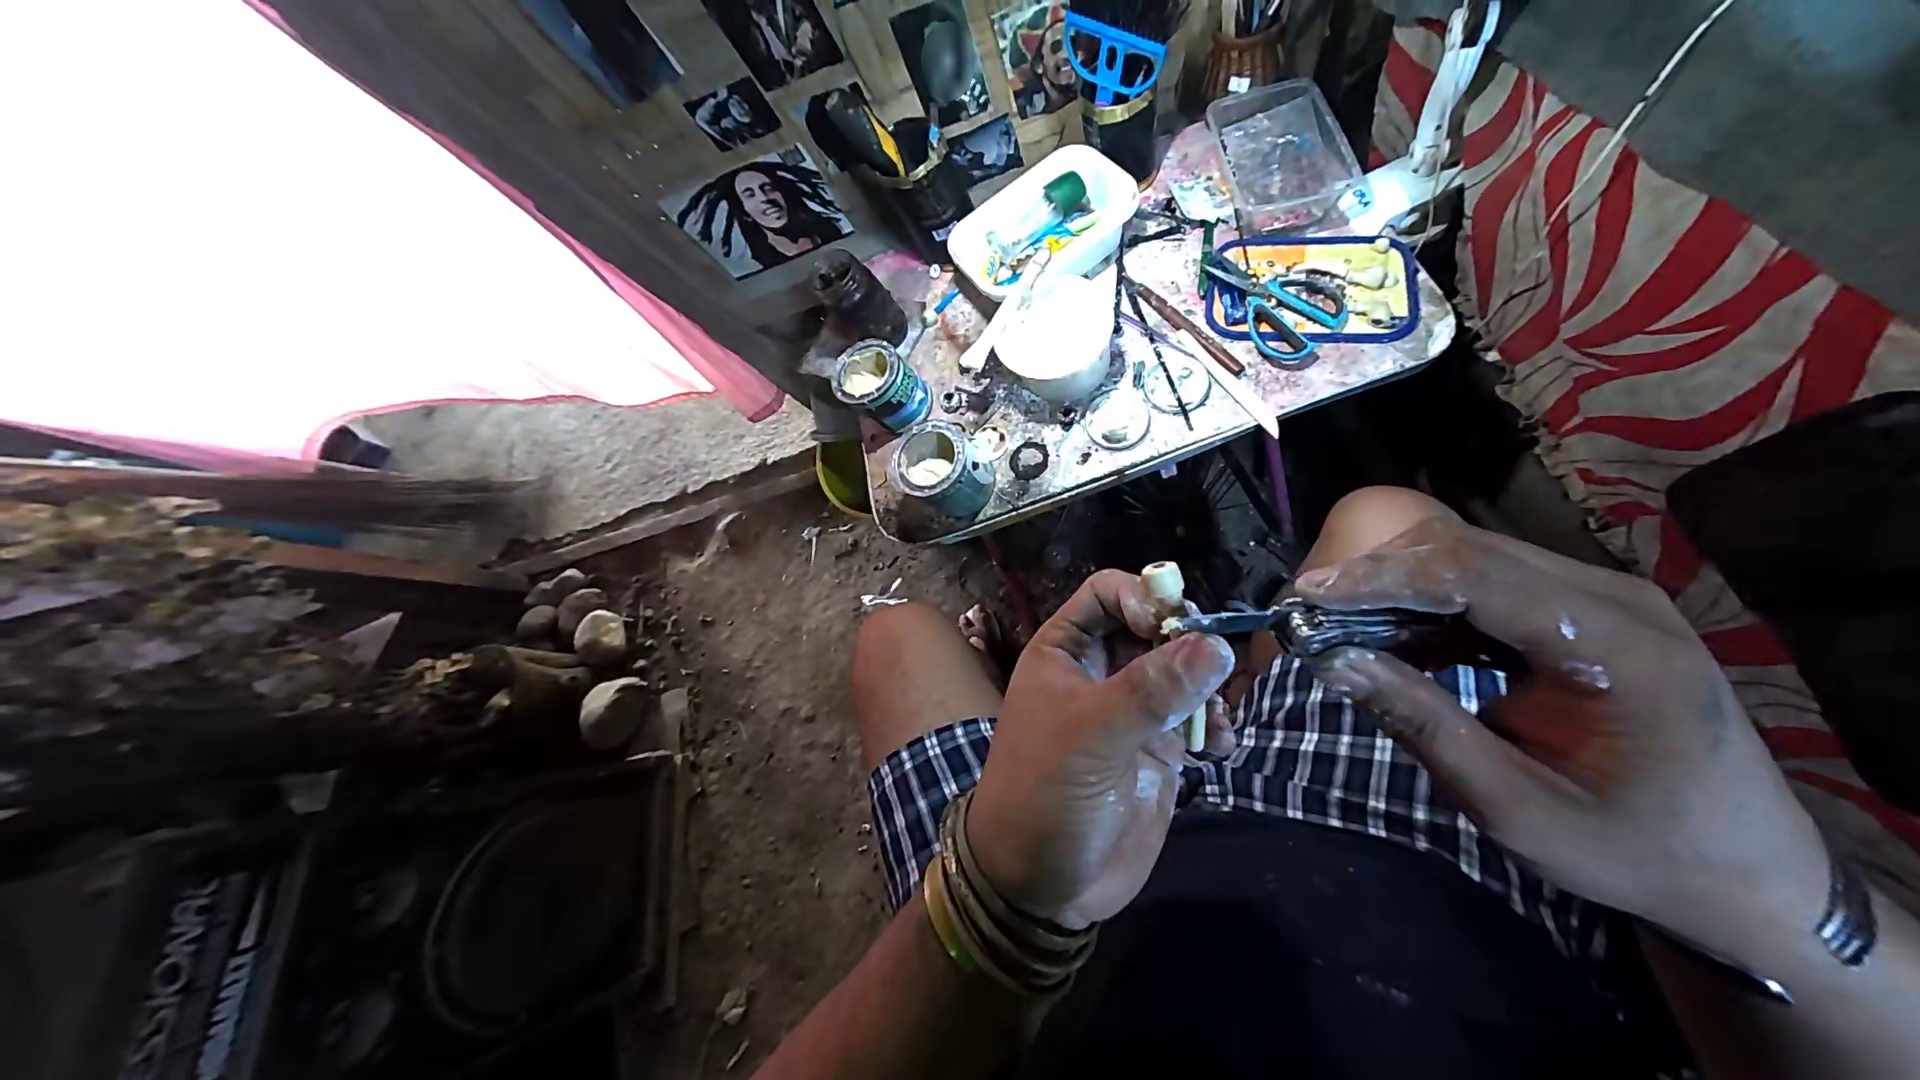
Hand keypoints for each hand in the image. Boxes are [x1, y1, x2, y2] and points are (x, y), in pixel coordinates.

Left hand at [965, 570, 1234, 928]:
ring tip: (1214, 720)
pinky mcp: (1158, 748)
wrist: (1041, 882)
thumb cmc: (1046, 793)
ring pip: (1182, 670)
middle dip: (1188, 641)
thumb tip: (1217, 646)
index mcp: (1065, 651)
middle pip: (1154, 627)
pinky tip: (1219, 745)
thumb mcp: (1092, 734)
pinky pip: (1195, 716)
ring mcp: (1130, 709)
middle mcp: (1100, 671)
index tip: (1171, 627)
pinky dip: (1213, 722)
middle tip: (1213, 671)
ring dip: (1208, 686)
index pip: (1107, 593)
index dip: (1143, 596)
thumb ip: (1152, 689)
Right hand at [1295, 518, 1831, 963]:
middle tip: (1309, 614)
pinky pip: (1482, 583)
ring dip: (1393, 586)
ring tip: (1336, 625)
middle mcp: (1612, 599)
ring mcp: (1599, 597)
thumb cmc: (1629, 849)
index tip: (1305, 596)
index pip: (1474, 575)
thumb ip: (1419, 721)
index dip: (1379, 578)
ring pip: (1468, 557)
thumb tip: (1328, 658)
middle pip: (1466, 551)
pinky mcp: (1579, 609)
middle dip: (1374, 576)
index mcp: (1616, 647)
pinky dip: (1422, 603)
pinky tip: (1389, 637)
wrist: (1741, 870)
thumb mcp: (1510, 803)